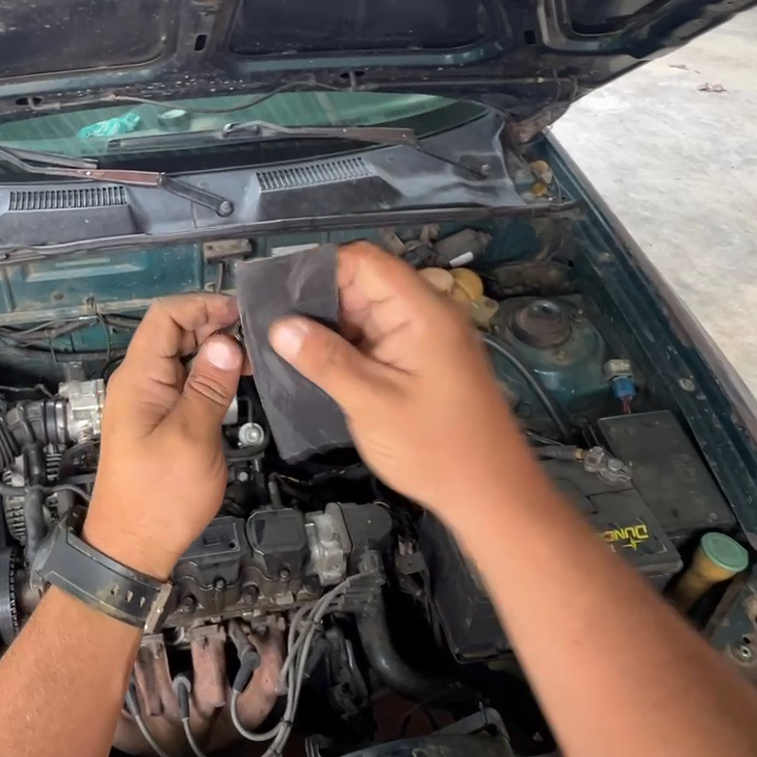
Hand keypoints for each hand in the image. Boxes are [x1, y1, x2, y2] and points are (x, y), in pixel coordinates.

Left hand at [86, 294, 246, 577]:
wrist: (132, 548)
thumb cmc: (160, 497)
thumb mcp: (191, 439)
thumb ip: (208, 387)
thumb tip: (227, 341)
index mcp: (139, 377)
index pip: (166, 317)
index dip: (203, 305)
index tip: (242, 313)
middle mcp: (140, 381)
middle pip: (174, 332)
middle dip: (213, 324)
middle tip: (256, 335)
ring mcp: (148, 400)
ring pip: (182, 356)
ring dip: (214, 349)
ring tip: (254, 356)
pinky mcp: (160, 418)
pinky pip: (184, 381)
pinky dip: (210, 373)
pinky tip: (237, 379)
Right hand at [268, 243, 531, 517]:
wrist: (488, 495)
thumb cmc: (437, 449)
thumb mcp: (372, 403)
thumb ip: (325, 361)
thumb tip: (280, 326)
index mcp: (421, 312)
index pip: (365, 261)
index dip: (320, 269)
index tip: (278, 292)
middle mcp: (422, 315)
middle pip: (360, 284)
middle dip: (315, 300)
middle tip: (268, 323)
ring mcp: (418, 338)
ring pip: (360, 313)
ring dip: (325, 326)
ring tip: (280, 343)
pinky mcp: (413, 361)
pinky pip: (369, 339)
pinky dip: (341, 346)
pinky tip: (309, 362)